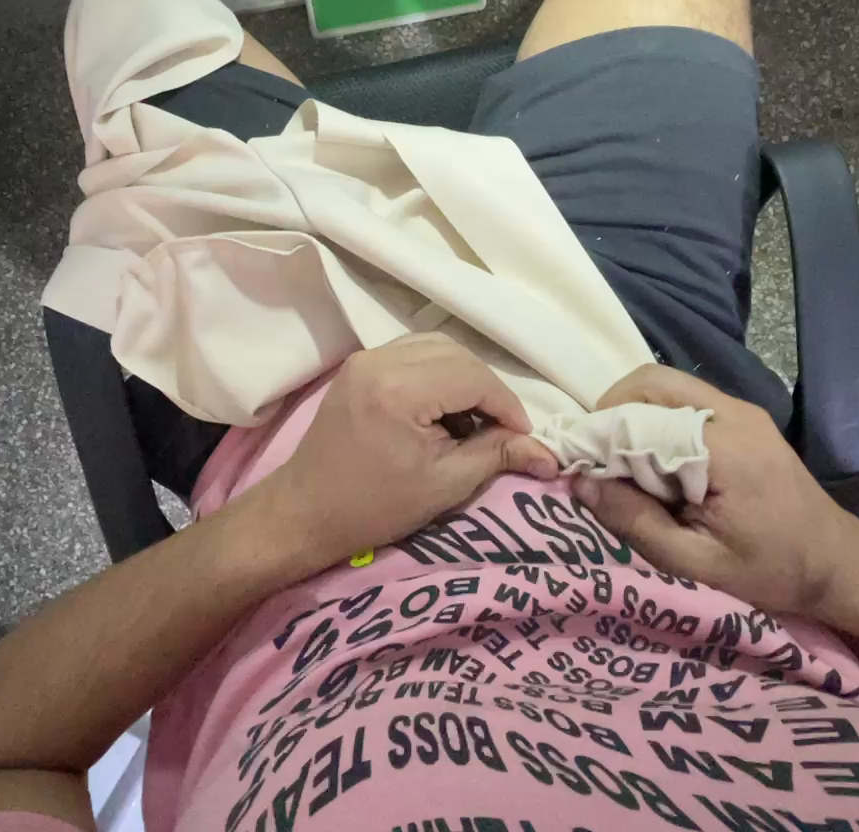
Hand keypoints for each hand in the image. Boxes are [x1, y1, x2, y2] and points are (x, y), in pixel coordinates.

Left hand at [255, 333, 560, 567]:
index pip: (472, 376)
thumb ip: (497, 456)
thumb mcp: (445, 485)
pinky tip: (441, 409)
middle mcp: (380, 360)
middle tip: (499, 430)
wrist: (308, 511)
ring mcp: (365, 358)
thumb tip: (550, 454)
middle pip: (456, 354)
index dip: (506, 405)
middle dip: (486, 389)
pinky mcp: (358, 365)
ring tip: (471, 420)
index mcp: (399, 388)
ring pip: (435, 347)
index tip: (522, 437)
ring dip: (463, 377)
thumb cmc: (376, 507)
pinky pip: (412, 353)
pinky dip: (436, 373)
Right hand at [570, 365, 858, 617]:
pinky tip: (650, 459)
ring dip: (629, 413)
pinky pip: (680, 399)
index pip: (640, 417)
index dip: (600, 436)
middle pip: (649, 381)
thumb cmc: (772, 571)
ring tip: (619, 459)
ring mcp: (739, 410)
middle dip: (610, 413)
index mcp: (725, 448)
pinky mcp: (740, 416)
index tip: (578, 466)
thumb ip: (635, 522)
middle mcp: (732, 414)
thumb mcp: (697, 564)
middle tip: (596, 457)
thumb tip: (579, 484)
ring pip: (663, 385)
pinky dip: (651, 417)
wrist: (839, 566)